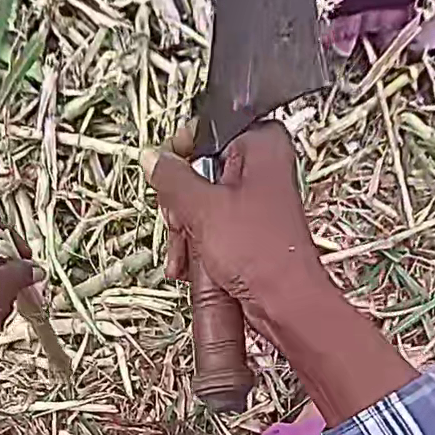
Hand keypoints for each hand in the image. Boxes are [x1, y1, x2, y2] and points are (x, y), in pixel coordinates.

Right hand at [143, 122, 334, 322]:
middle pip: (199, 175)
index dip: (180, 156)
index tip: (166, 179)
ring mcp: (253, 203)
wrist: (282, 302)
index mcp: (261, 144)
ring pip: (200, 207)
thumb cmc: (259, 253)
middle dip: (180, 208)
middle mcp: (260, 169)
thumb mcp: (204, 210)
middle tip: (180, 226)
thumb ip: (173, 180)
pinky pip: (209, 231)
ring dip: (183, 234)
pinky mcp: (246, 233)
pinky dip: (195, 249)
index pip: (207, 132)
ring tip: (184, 258)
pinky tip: (189, 267)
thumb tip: (153, 158)